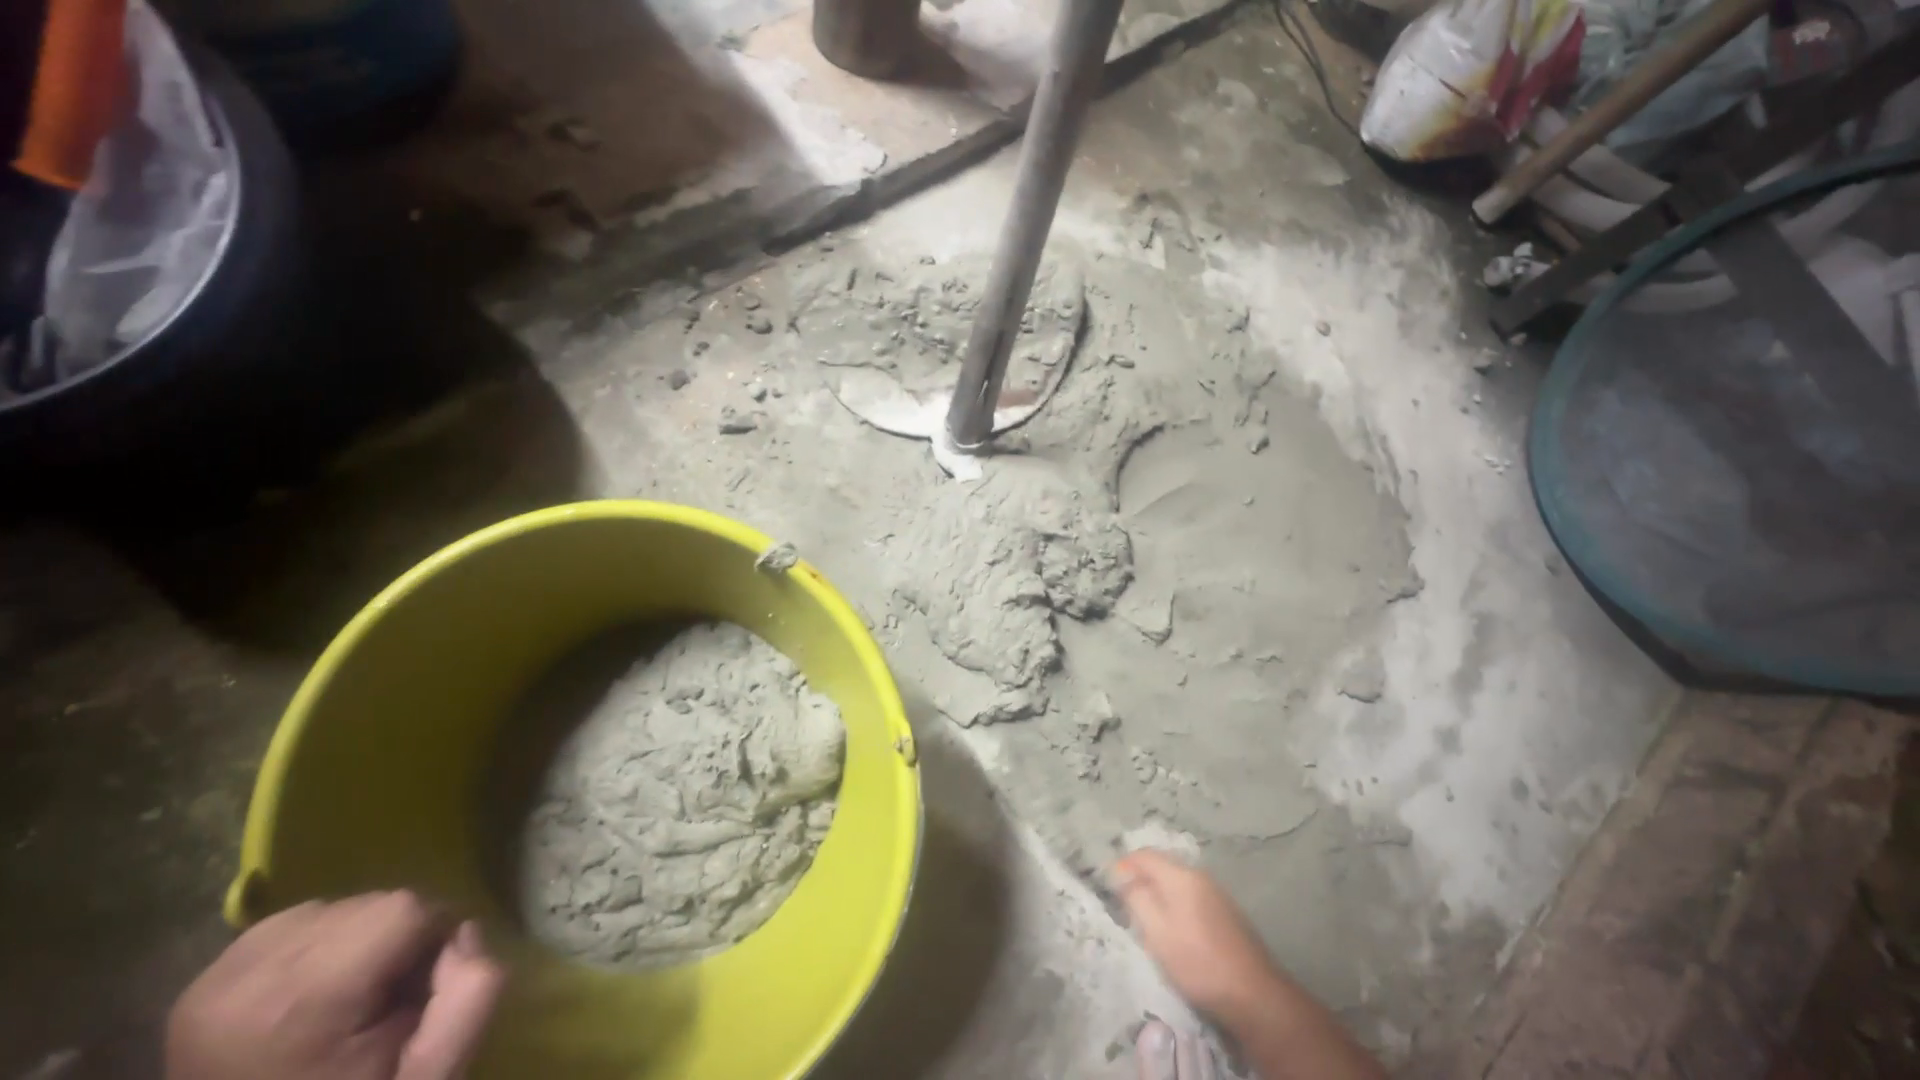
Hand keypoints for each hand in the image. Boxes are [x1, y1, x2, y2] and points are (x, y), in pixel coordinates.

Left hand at [167, 891, 504, 1079]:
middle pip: (370, 903)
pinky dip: (319, 948)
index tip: (423, 993)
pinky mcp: (202, 981)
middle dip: (397, 940)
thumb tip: (464, 932)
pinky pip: (291, 928)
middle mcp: (251, 971)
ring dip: (360, 940)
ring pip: (334, 909)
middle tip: (389, 1004)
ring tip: (350, 1002)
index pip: (405, 909)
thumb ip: (471, 995)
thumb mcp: (430, 1074)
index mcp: (306, 998)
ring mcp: (217, 975)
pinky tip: (312, 998)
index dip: (433, 940)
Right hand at [1112, 850, 1281, 1023]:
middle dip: (1139, 879)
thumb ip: (1136, 897)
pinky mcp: (1226, 914)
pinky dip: (1174, 905)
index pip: (1144, 855)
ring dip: (1157, 893)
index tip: (1107, 886)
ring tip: (1144, 919)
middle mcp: (1201, 877)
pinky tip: (1173, 930)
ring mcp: (1217, 895)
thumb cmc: (1197, 962)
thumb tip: (1120, 873)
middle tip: (1123, 904)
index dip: (1122, 865)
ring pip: (1177, 883)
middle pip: (1162, 866)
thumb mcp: (1156, 931)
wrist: (1253, 995)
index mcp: (1182, 876)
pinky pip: (1191, 898)